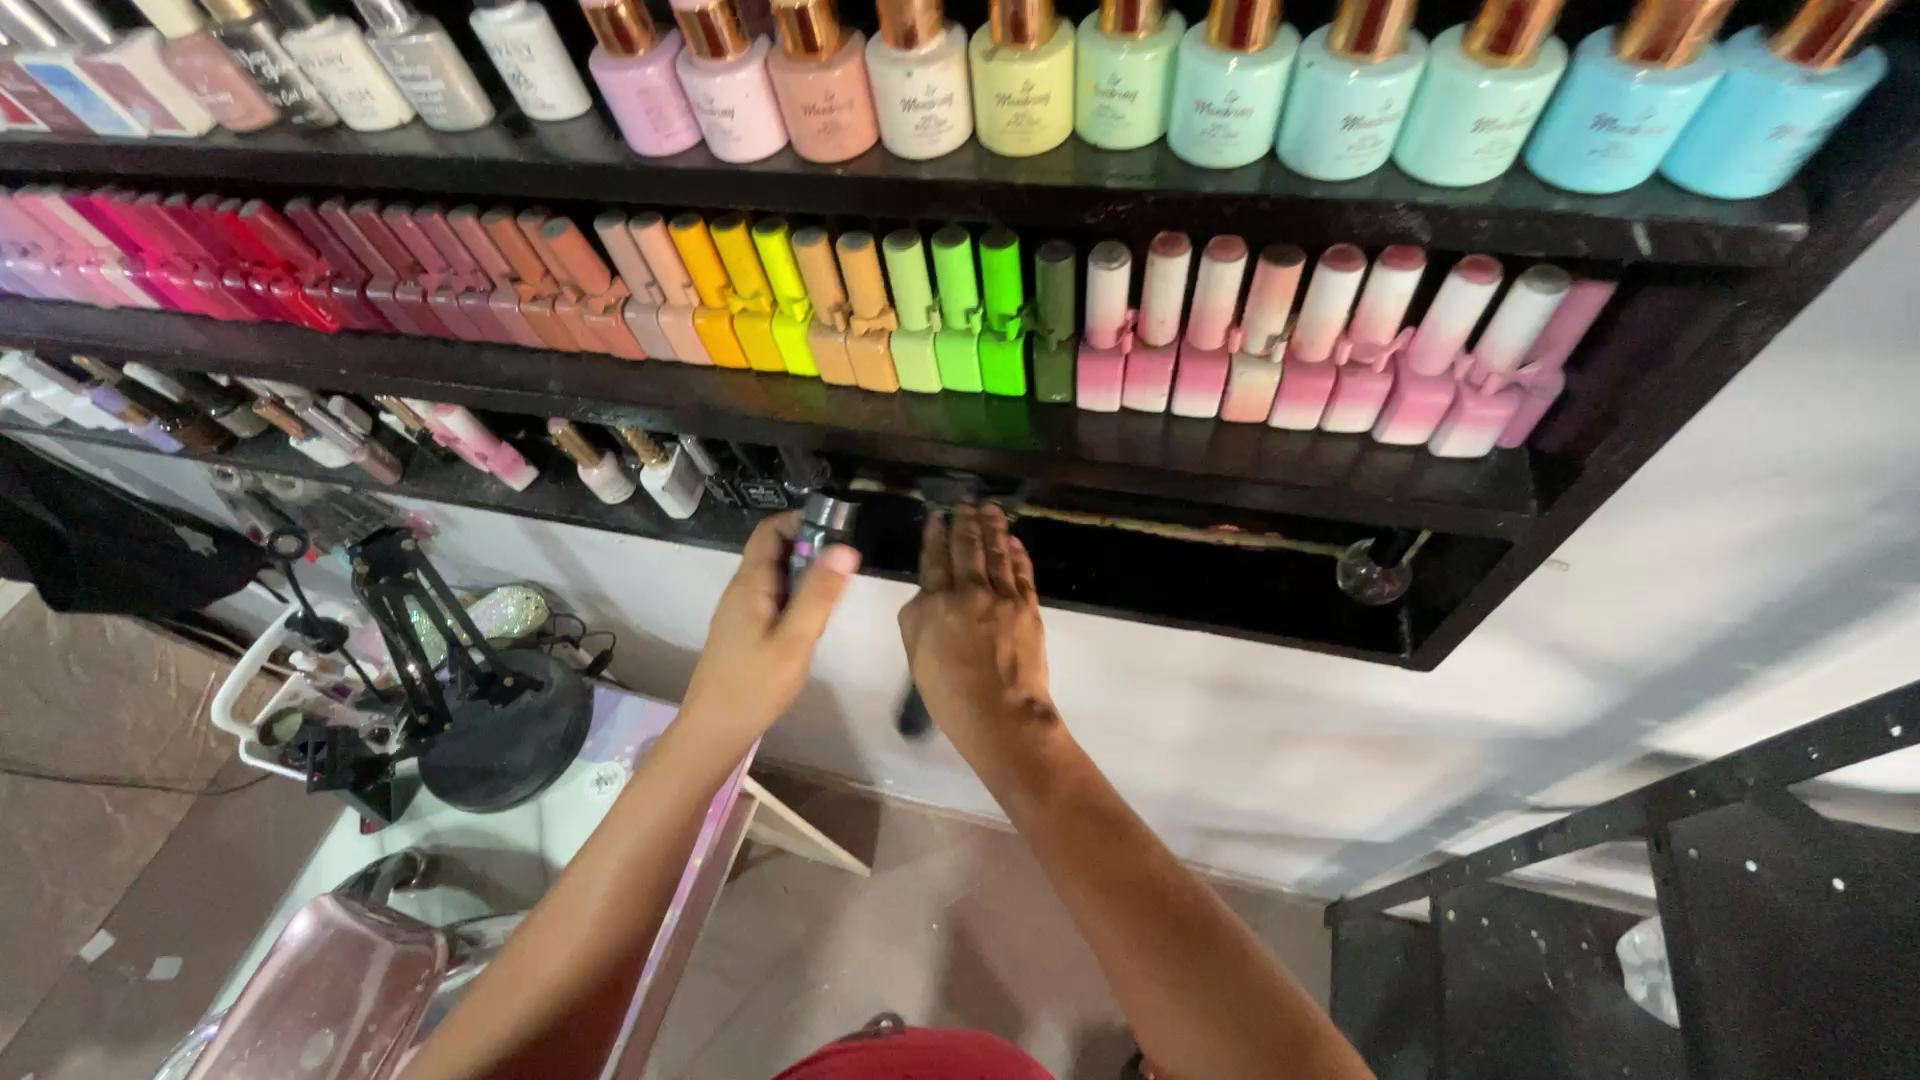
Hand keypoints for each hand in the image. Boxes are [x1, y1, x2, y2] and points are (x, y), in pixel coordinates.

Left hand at [681, 510, 859, 746]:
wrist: (713, 731)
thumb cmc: (754, 686)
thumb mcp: (795, 640)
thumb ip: (819, 593)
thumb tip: (846, 547)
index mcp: (750, 584)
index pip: (770, 530)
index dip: (802, 521)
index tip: (838, 532)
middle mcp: (741, 589)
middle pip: (774, 550)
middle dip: (810, 549)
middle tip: (845, 569)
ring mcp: (740, 610)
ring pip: (775, 575)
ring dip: (805, 575)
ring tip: (835, 595)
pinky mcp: (743, 630)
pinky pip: (772, 598)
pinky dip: (795, 597)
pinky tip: (812, 622)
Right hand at [898, 503, 1054, 746]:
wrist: (1000, 714)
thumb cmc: (950, 694)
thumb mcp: (916, 655)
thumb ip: (917, 618)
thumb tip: (927, 593)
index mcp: (935, 604)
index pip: (934, 560)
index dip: (935, 535)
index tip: (937, 516)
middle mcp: (969, 591)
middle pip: (967, 548)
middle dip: (965, 522)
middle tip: (966, 502)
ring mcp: (1002, 597)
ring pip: (997, 552)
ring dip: (993, 528)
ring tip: (990, 509)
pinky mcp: (1027, 607)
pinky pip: (1022, 571)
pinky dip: (1017, 553)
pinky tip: (1013, 540)